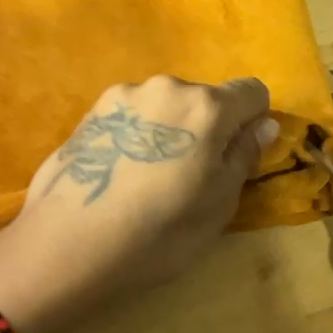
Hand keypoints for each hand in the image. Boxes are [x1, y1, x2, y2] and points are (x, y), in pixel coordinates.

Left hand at [0, 76, 277, 332]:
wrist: (68, 245)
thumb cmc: (159, 233)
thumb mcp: (218, 205)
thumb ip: (243, 156)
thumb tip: (264, 124)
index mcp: (208, 107)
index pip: (252, 92)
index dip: (252, 122)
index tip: (236, 158)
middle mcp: (167, 87)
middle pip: (205, 99)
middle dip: (207, 128)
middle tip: (189, 178)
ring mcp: (123, 96)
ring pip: (165, 106)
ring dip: (169, 130)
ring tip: (148, 179)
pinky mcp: (91, 111)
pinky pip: (133, 115)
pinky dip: (137, 135)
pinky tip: (120, 174)